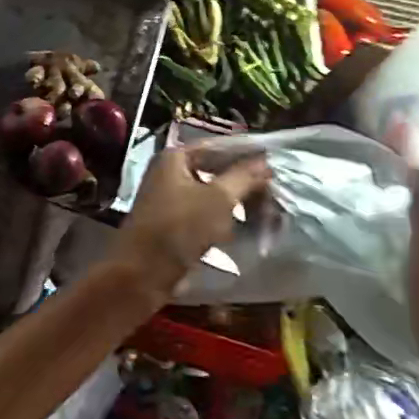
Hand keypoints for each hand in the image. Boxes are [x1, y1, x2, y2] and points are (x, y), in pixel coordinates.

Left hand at [113, 145, 270, 292]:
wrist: (143, 272)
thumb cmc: (179, 227)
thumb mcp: (218, 199)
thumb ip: (243, 177)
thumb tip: (265, 161)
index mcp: (174, 157)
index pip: (217, 146)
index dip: (246, 153)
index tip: (275, 162)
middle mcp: (169, 173)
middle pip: (214, 169)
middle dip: (243, 180)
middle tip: (275, 189)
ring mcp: (169, 198)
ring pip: (211, 193)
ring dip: (236, 201)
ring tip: (267, 209)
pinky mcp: (173, 223)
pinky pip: (204, 213)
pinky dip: (223, 218)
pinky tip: (246, 228)